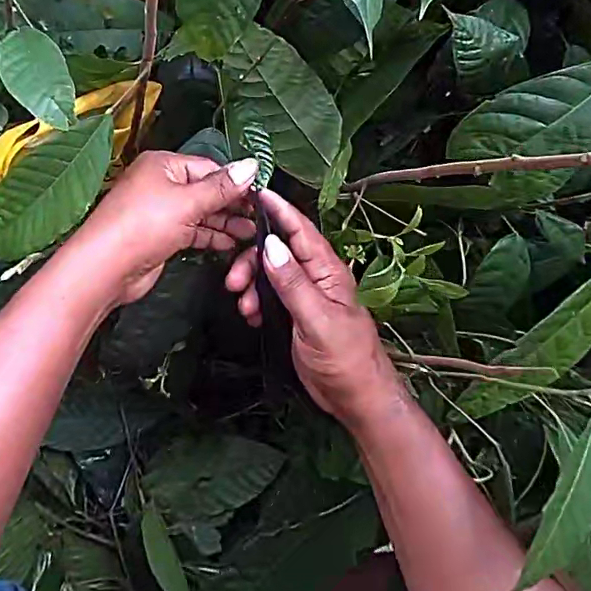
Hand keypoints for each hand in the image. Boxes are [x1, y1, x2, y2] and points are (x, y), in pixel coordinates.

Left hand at [70, 152, 259, 306]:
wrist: (104, 270)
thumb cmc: (137, 228)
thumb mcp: (187, 203)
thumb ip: (222, 187)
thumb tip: (250, 166)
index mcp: (163, 165)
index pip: (209, 168)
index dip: (235, 182)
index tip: (259, 195)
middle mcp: (160, 184)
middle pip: (206, 190)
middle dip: (232, 204)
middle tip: (258, 215)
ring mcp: (160, 211)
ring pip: (201, 212)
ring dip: (225, 222)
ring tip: (250, 232)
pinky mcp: (161, 236)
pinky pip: (192, 230)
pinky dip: (210, 235)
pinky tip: (229, 242)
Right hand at [224, 190, 406, 426]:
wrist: (356, 399)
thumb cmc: (346, 359)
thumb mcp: (317, 319)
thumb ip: (293, 283)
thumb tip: (271, 245)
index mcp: (328, 270)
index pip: (300, 230)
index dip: (279, 209)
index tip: (257, 192)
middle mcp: (317, 276)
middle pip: (278, 251)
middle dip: (253, 259)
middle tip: (234, 280)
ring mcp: (306, 295)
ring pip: (271, 273)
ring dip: (252, 283)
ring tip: (245, 305)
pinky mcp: (296, 313)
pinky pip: (270, 295)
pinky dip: (257, 300)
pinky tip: (252, 315)